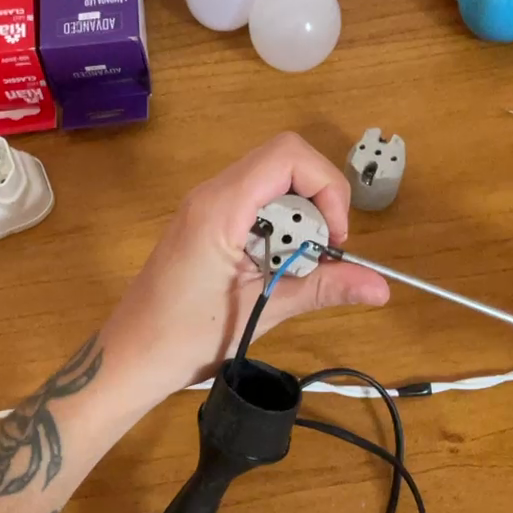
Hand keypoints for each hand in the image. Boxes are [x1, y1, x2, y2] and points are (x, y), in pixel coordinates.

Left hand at [102, 133, 389, 404]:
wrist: (130, 357)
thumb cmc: (187, 338)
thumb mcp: (262, 311)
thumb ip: (323, 289)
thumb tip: (381, 287)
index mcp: (220, 208)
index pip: (289, 155)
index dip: (326, 186)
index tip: (335, 237)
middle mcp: (210, 194)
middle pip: (283, 162)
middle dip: (317, 202)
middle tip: (321, 255)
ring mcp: (203, 206)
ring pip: (269, 183)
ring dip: (297, 217)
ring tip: (296, 267)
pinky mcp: (203, 223)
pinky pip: (251, 203)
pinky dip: (276, 227)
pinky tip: (274, 268)